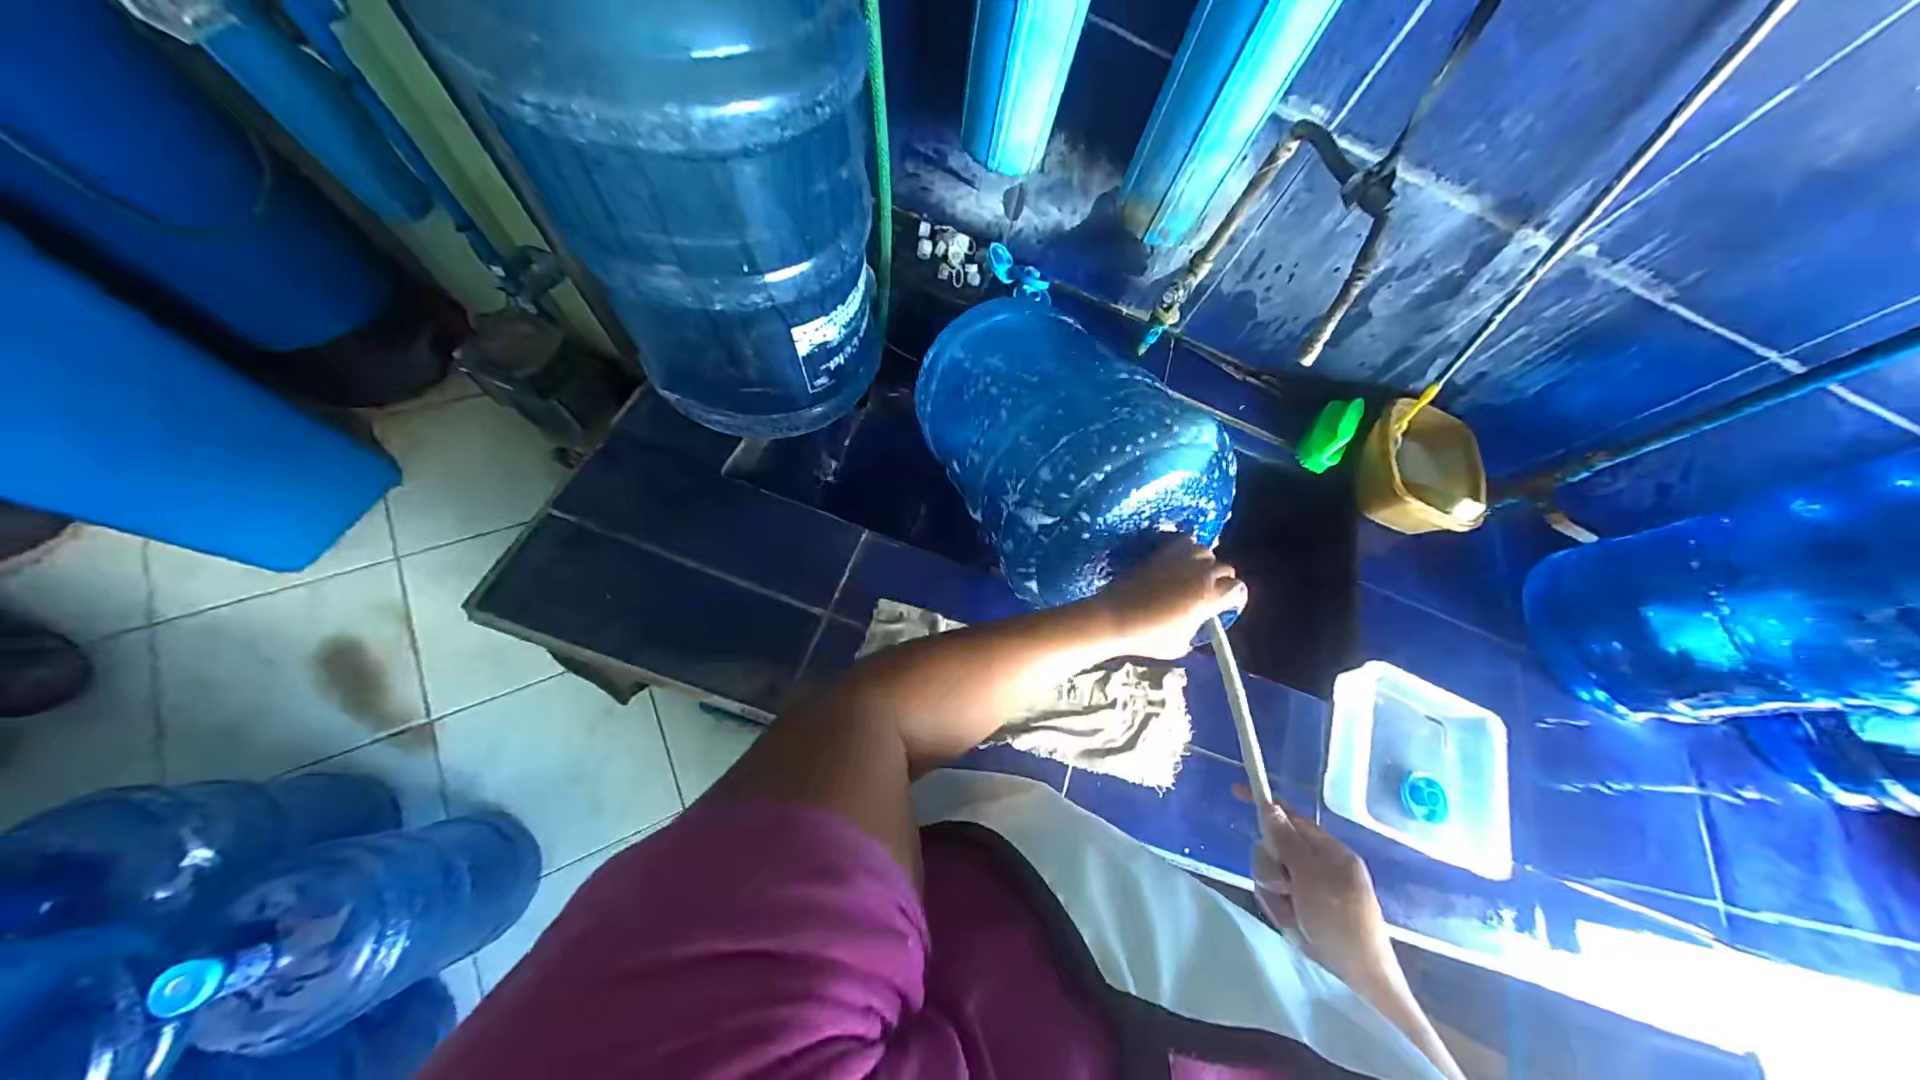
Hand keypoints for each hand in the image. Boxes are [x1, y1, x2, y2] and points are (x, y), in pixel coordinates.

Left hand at [1088, 538, 1245, 659]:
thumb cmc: (1147, 636)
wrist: (1114, 617)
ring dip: (1205, 561)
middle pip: (1225, 568)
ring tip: (1193, 574)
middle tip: (1208, 591)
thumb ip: (1197, 629)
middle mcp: (1200, 573)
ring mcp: (1180, 559)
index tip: (1225, 605)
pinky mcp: (1161, 551)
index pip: (1238, 589)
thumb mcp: (1181, 644)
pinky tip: (1179, 561)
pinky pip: (1184, 541)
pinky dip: (1187, 548)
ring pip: (1206, 551)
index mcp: (1209, 597)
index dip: (1234, 598)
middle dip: (1222, 579)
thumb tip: (1197, 621)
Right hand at [1249, 796, 1395, 989]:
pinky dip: (1277, 909)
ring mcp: (1308, 891)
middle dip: (1271, 865)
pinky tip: (1292, 925)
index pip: (1291, 818)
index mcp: (1330, 852)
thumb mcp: (1312, 876)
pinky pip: (1273, 896)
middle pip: (1274, 846)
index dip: (1266, 806)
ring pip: (1268, 872)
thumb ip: (1287, 841)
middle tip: (1285, 887)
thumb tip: (1269, 807)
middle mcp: (1318, 867)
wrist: (1356, 983)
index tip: (1237, 792)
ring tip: (1292, 913)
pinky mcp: (1299, 912)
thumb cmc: (1341, 922)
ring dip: (1274, 891)